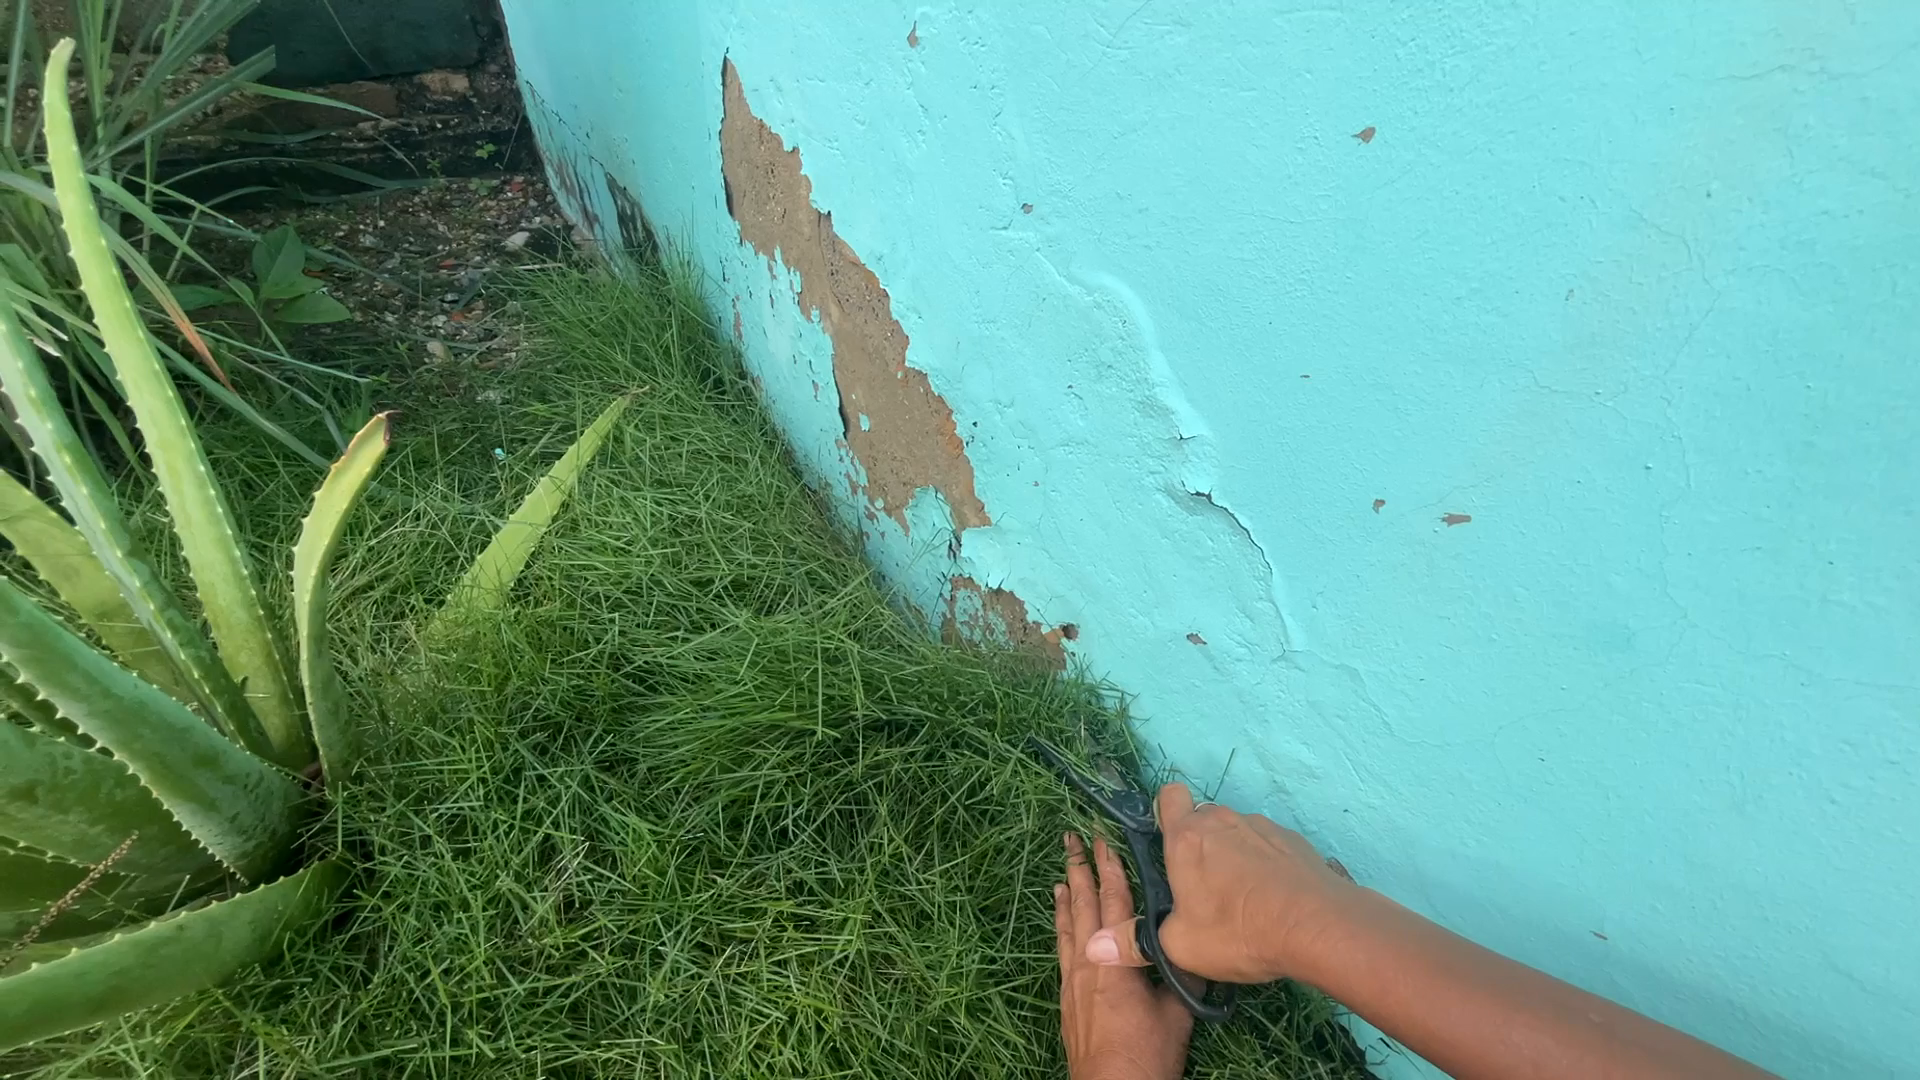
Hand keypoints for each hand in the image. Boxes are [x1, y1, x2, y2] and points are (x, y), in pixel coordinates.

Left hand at [1057, 832, 1192, 1079]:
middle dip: (1079, 868)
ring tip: (1062, 872)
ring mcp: (1073, 975)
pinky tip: (1061, 919)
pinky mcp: (1066, 993)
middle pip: (1083, 903)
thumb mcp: (1177, 1013)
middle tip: (1071, 838)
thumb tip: (1193, 943)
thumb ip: (1182, 975)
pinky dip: (1061, 924)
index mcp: (1115, 957)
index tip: (1103, 839)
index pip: (1113, 900)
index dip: (1109, 867)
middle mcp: (1089, 958)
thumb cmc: (1147, 1052)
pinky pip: (1061, 946)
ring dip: (1066, 893)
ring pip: (1067, 922)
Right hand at [1085, 783, 1356, 983]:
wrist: (1317, 926)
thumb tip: (1094, 948)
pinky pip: (1269, 844)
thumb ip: (1135, 943)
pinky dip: (1267, 862)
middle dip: (1200, 841)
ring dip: (1235, 852)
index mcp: (1185, 837)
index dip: (1166, 811)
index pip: (1168, 795)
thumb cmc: (1237, 929)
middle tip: (1203, 883)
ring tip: (1245, 896)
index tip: (1169, 841)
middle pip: (1203, 817)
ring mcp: (1259, 827)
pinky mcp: (1292, 840)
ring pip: (1237, 830)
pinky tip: (1276, 897)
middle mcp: (1220, 821)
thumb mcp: (1181, 945)